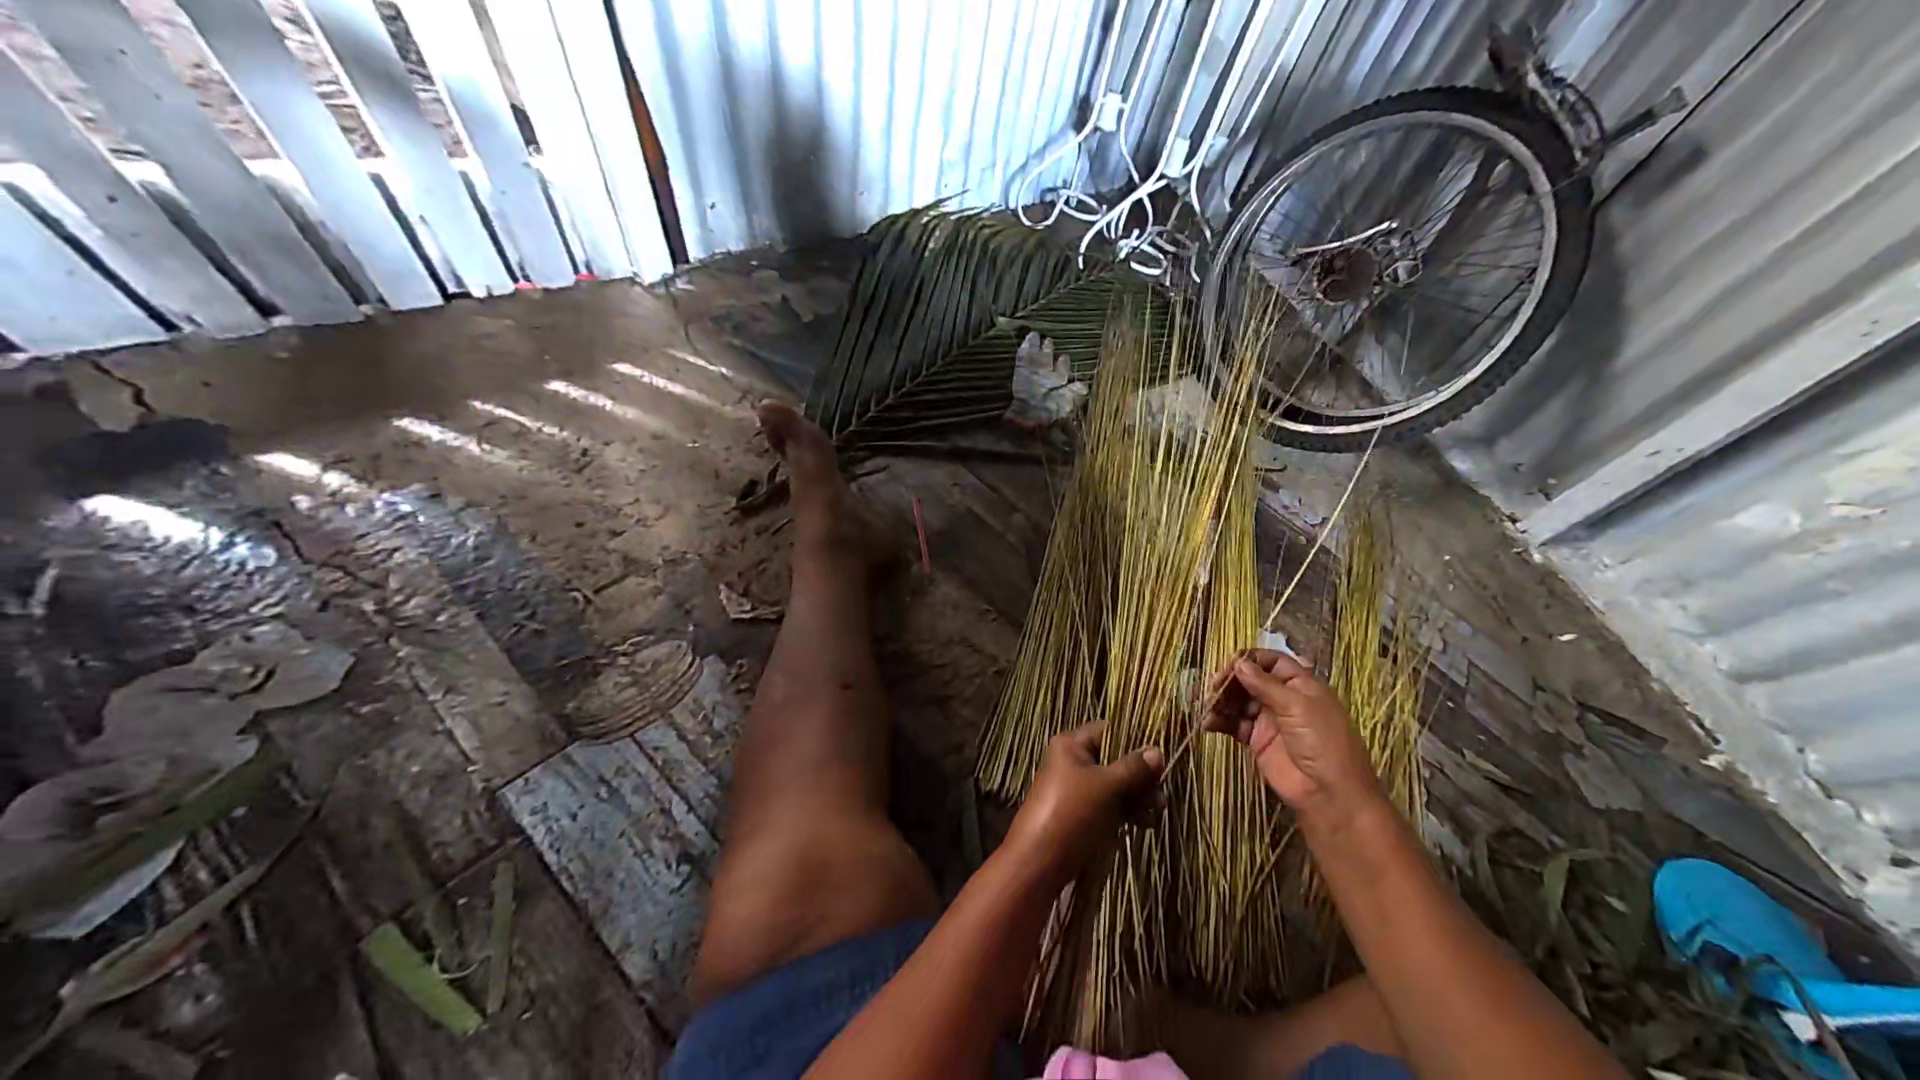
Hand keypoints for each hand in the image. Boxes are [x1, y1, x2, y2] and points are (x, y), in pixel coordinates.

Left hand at [1004, 721, 1164, 884]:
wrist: (1040, 861)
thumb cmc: (1071, 813)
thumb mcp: (1106, 786)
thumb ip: (1133, 768)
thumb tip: (1158, 751)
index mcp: (1072, 745)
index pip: (1109, 731)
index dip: (1135, 742)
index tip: (1160, 759)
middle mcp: (1074, 761)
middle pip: (1116, 759)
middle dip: (1141, 776)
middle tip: (1161, 793)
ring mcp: (1079, 788)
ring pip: (1116, 784)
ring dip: (1139, 796)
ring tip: (1156, 811)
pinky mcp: (1083, 812)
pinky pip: (1111, 804)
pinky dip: (1128, 810)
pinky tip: (1146, 823)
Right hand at [1206, 649, 1381, 824]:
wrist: (1328, 793)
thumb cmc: (1322, 742)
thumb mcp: (1297, 706)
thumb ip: (1265, 684)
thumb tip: (1240, 662)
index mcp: (1301, 685)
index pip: (1273, 662)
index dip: (1251, 660)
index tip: (1230, 664)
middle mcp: (1283, 699)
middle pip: (1251, 680)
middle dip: (1230, 681)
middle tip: (1213, 688)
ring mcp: (1269, 720)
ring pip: (1239, 701)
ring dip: (1221, 701)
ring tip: (1207, 706)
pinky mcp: (1256, 740)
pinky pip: (1233, 724)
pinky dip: (1219, 722)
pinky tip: (1208, 723)